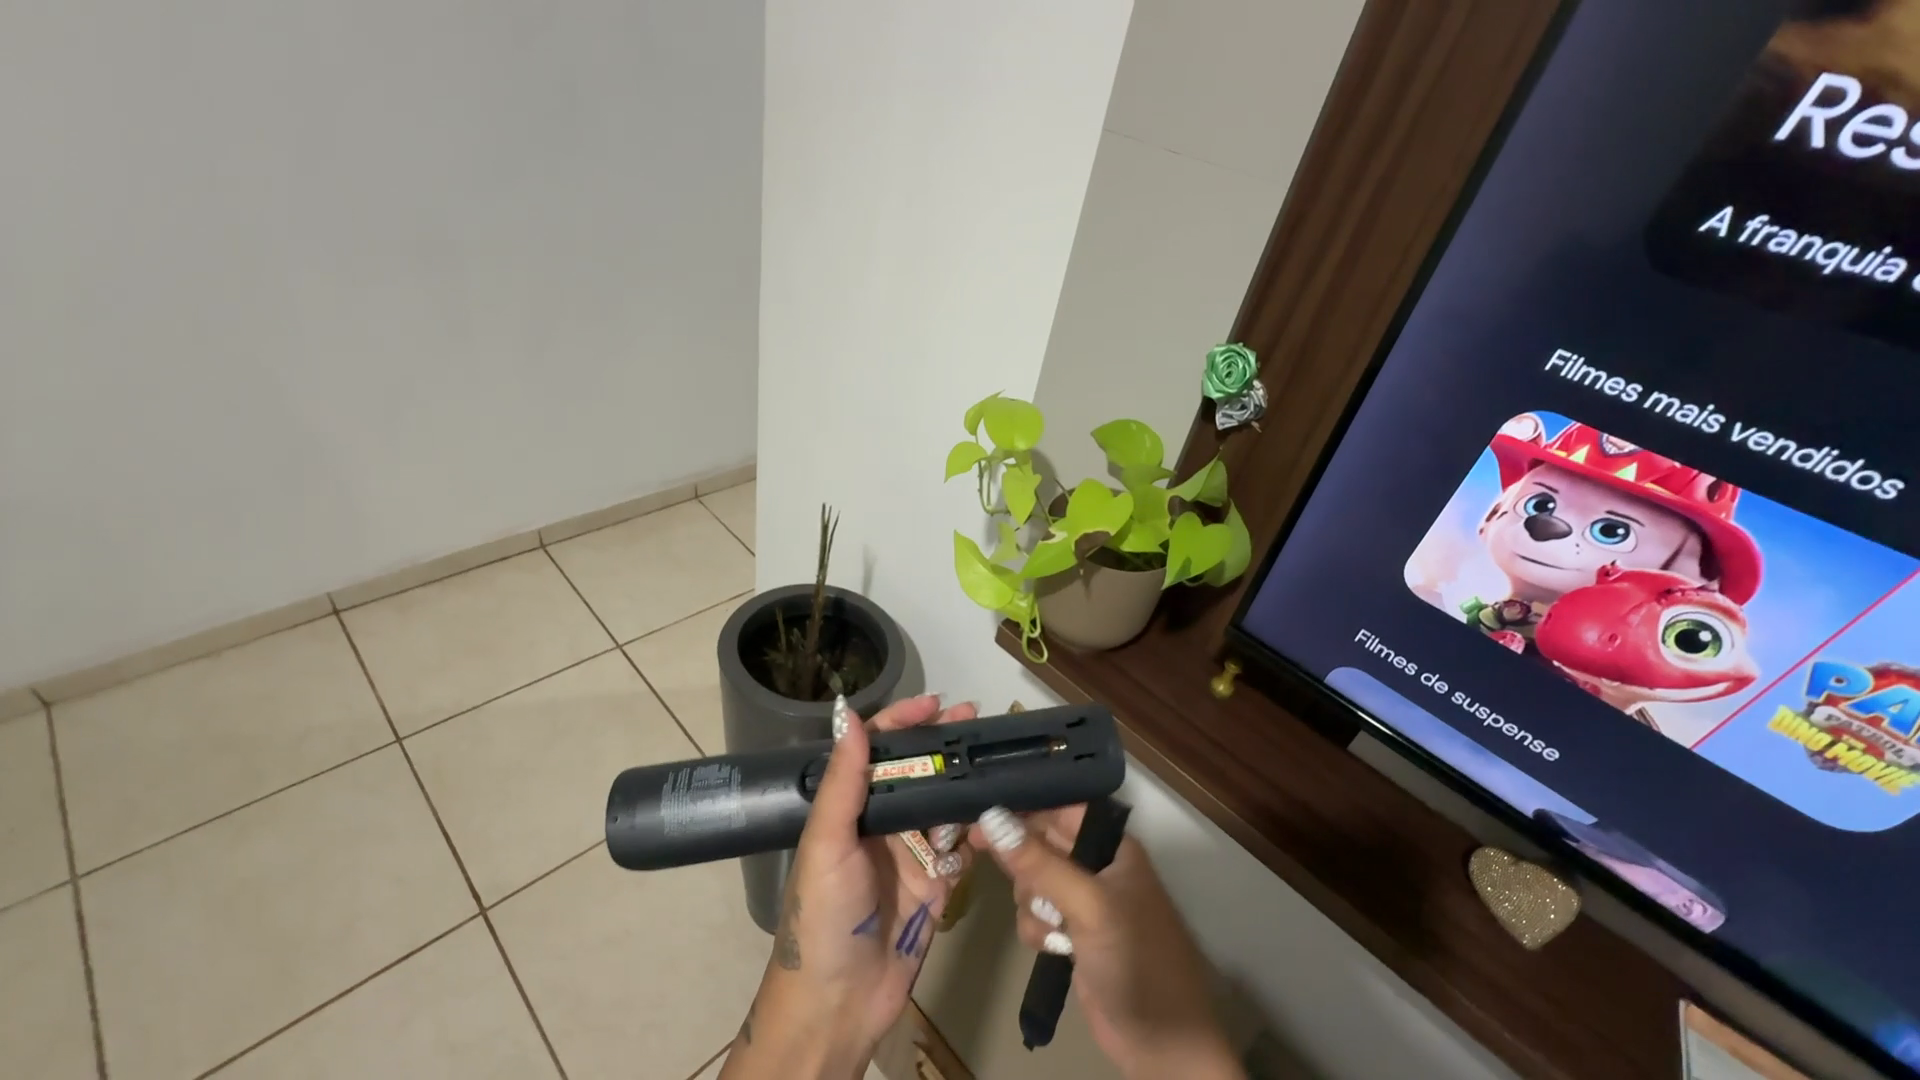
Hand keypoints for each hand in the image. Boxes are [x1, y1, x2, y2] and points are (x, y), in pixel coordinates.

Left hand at [724, 695, 976, 1078]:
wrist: (838, 1003)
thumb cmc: (823, 918)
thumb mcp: (826, 845)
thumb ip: (843, 782)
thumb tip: (848, 714)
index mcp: (848, 809)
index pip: (878, 752)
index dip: (904, 723)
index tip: (936, 703)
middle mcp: (881, 823)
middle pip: (917, 771)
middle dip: (944, 744)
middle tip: (976, 721)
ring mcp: (911, 852)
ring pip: (944, 803)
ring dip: (966, 782)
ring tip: (996, 760)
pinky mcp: (938, 882)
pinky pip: (963, 844)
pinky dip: (980, 827)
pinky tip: (998, 811)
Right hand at [972, 804, 1242, 1079]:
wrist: (1162, 1042)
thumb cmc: (1136, 960)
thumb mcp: (1088, 905)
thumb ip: (1039, 862)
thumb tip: (991, 817)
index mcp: (1113, 846)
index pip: (1061, 808)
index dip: (1022, 807)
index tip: (980, 812)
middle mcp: (1098, 867)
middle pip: (1041, 843)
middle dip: (1020, 858)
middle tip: (979, 852)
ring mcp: (1085, 904)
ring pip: (1032, 882)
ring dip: (1030, 902)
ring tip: (1051, 926)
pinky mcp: (1073, 936)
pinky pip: (1036, 916)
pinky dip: (1036, 929)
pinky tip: (1052, 949)